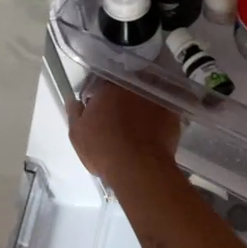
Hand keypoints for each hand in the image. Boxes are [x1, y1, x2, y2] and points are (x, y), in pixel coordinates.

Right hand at [68, 83, 182, 188]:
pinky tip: (154, 127)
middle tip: (118, 111)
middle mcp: (133, 86)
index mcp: (108, 86)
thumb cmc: (102, 148)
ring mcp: (155, 98)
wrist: (138, 167)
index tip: (97, 105)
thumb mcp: (77, 133)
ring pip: (147, 94)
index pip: (102, 80)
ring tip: (138, 119)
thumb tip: (73, 101)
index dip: (99, 93)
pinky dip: (159, 114)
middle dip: (123, 94)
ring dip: (142, 102)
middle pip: (127, 84)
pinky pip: (164, 109)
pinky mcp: (173, 113)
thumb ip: (74, 112)